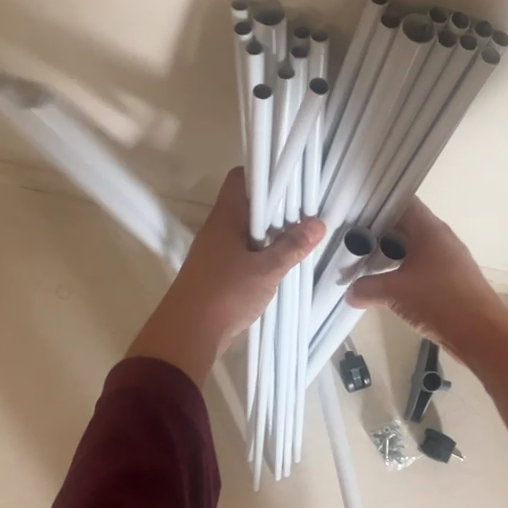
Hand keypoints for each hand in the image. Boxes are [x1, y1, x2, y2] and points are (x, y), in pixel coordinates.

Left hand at [128, 168, 323, 383]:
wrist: (188, 332)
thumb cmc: (226, 293)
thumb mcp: (267, 269)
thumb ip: (292, 246)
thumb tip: (318, 223)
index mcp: (226, 216)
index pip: (242, 178)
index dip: (266, 174)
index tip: (294, 183)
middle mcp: (218, 227)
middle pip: (249, 204)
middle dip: (277, 208)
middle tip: (307, 213)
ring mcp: (216, 249)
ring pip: (247, 230)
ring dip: (271, 234)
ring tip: (301, 238)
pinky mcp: (217, 271)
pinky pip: (244, 252)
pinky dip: (262, 253)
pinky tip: (282, 264)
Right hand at [349, 199, 507, 449]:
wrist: (482, 333)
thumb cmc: (439, 302)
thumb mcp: (395, 293)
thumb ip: (367, 288)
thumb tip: (350, 293)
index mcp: (429, 230)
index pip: (402, 203)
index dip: (378, 205)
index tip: (354, 213)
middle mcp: (440, 239)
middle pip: (405, 226)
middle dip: (378, 234)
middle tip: (350, 242)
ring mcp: (448, 260)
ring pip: (413, 249)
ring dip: (390, 256)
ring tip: (362, 265)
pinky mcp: (451, 280)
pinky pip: (421, 267)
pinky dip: (402, 272)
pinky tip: (386, 286)